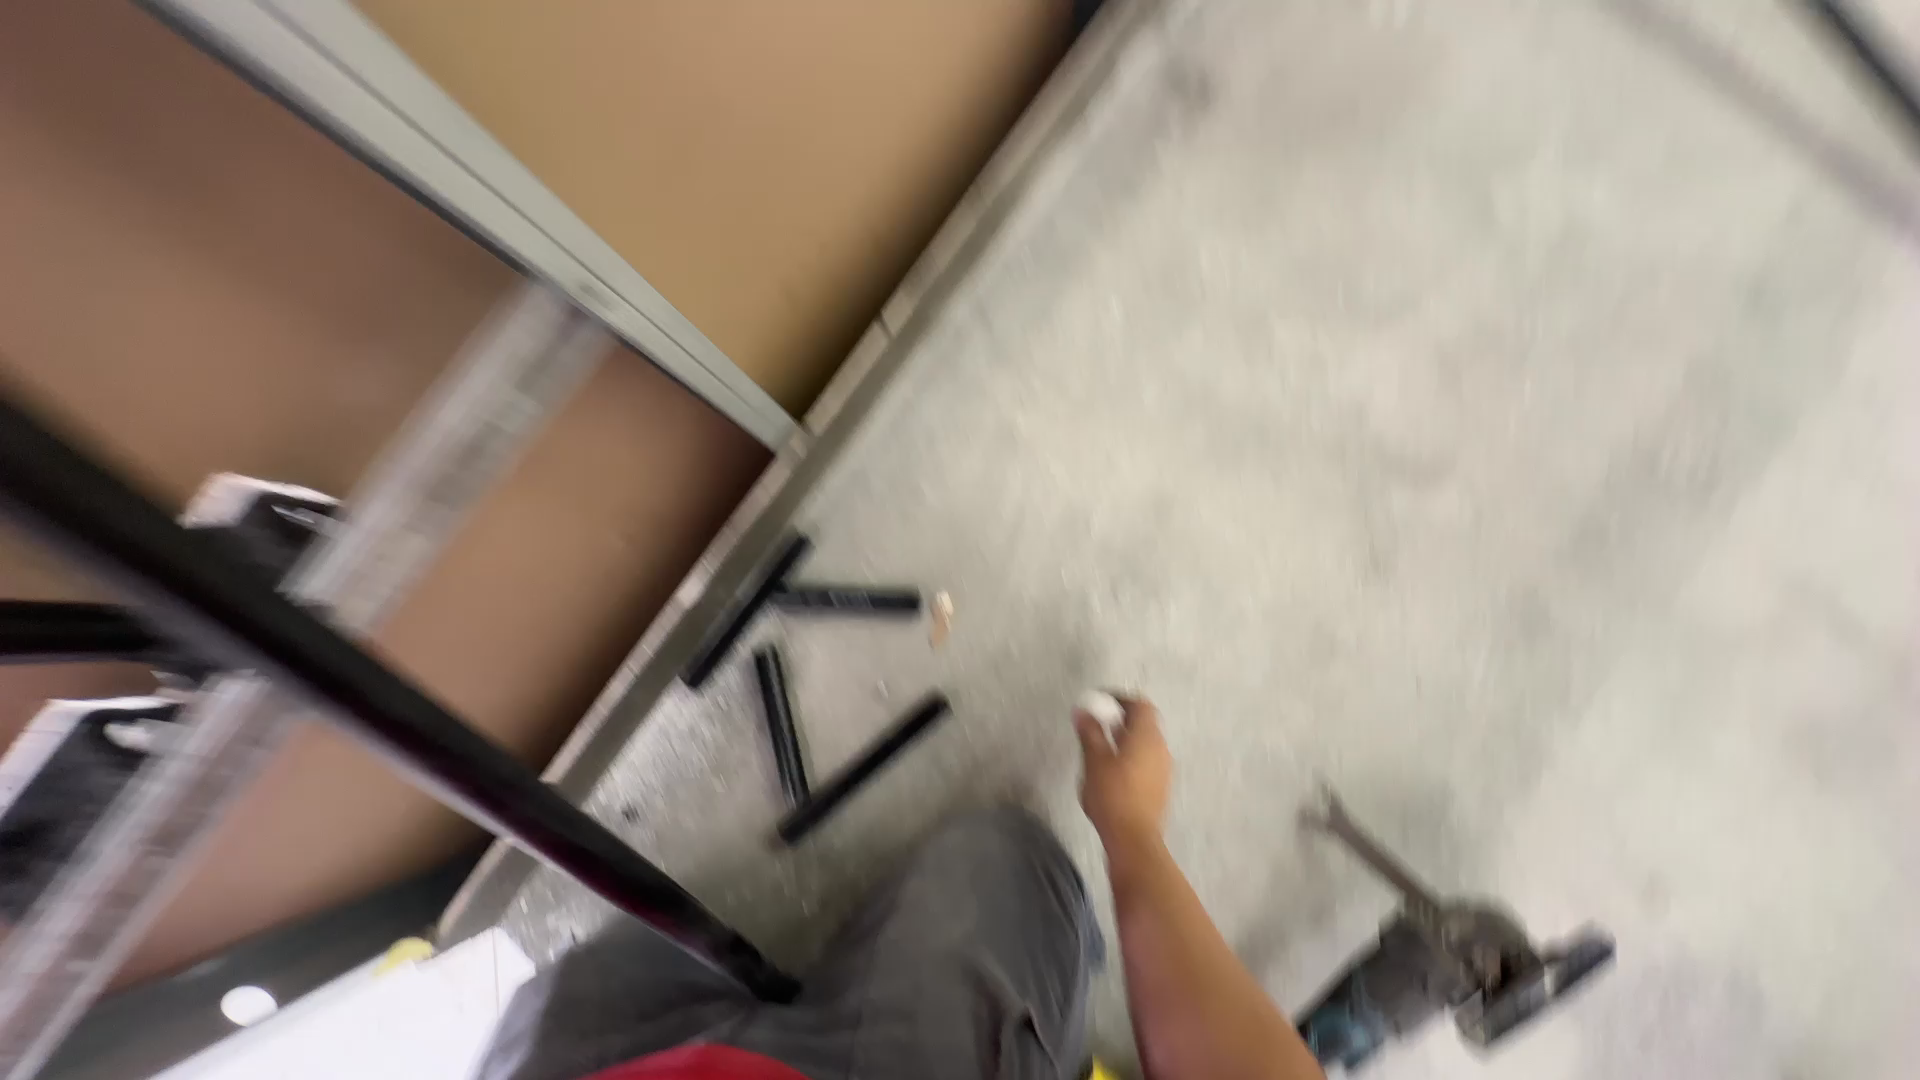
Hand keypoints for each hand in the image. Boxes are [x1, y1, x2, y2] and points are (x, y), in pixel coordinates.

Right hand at [1074, 693, 1171, 848]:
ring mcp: (1164, 769)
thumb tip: (1083, 710)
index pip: (1140, 704)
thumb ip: (1090, 732)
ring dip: (1126, 737)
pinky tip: (1113, 768)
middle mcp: (1161, 748)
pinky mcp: (1161, 786)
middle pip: (1145, 722)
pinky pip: (1147, 759)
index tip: (1100, 701)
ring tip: (1102, 744)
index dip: (1120, 698)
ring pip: (1146, 742)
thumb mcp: (1094, 760)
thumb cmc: (1112, 795)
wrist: (1133, 839)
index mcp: (1147, 736)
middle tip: (1098, 721)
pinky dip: (1132, 754)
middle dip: (1122, 717)